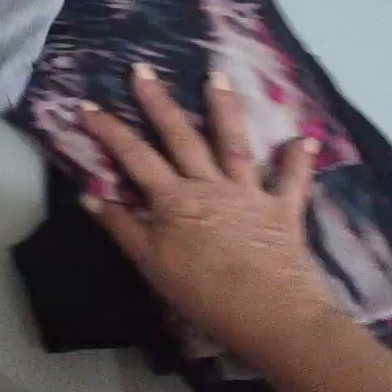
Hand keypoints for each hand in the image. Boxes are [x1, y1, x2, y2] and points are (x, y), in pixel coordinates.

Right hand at [79, 63, 337, 367]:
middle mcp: (209, 186)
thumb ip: (122, 226)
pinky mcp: (283, 213)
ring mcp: (249, 195)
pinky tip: (305, 138)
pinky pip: (292, 183)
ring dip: (224, 108)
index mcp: (174, 199)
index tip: (86, 105)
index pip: (133, 155)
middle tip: (141, 70)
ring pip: (232, 144)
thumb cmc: (205, 294)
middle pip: (179, 136)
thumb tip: (89, 194)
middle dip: (157, 102)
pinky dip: (298, 160)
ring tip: (217, 76)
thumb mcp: (151, 265)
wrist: (277, 321)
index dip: (107, 129)